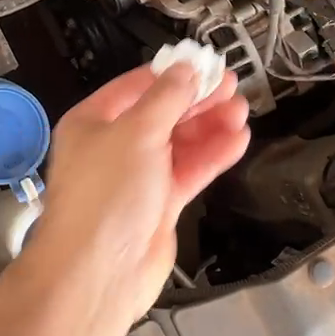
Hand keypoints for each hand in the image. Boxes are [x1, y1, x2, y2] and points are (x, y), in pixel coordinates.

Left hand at [26, 63, 250, 326]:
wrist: (100, 271)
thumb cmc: (104, 197)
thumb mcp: (136, 133)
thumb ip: (166, 99)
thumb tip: (185, 71)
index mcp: (93, 121)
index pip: (135, 86)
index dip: (171, 74)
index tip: (203, 64)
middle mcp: (112, 145)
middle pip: (161, 113)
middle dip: (196, 99)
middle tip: (230, 86)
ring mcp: (136, 176)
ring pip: (179, 142)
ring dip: (209, 125)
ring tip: (241, 110)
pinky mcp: (158, 204)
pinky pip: (188, 171)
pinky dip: (212, 155)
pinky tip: (236, 140)